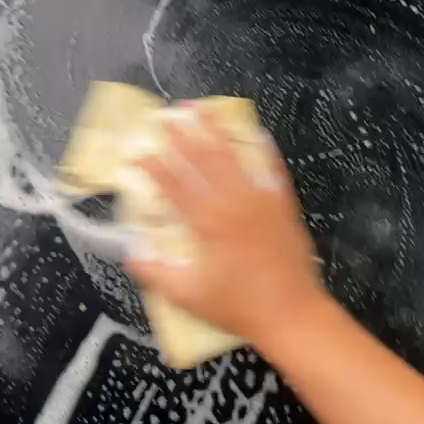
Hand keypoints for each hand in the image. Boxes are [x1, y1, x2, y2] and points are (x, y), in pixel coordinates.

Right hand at [124, 106, 325, 347]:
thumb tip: (130, 252)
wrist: (293, 315)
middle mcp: (231, 201)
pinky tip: (254, 132)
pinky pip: (270, 167)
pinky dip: (261, 148)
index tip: (138, 153)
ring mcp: (259, 198)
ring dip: (214, 129)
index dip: (153, 166)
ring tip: (201, 108)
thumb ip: (155, 272)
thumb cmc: (238, 307)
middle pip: (200, 159)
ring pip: (232, 155)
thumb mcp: (188, 296)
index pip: (172, 184)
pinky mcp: (281, 203)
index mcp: (206, 221)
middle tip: (164, 117)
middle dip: (180, 135)